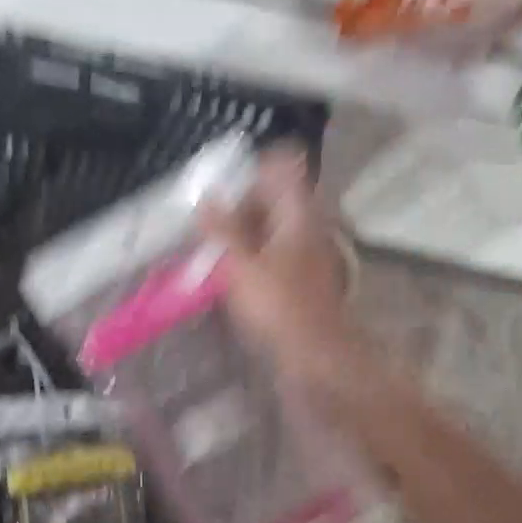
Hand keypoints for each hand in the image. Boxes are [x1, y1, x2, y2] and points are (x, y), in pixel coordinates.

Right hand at [201, 150, 365, 381]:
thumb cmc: (279, 306)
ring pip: (269, 227)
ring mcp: (305, 252)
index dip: (250, 171)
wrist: (314, 354)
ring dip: (240, 232)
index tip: (219, 187)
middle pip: (273, 198)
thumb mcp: (242, 264)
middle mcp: (306, 225)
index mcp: (298, 213)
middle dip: (238, 204)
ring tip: (210, 247)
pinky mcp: (298, 277)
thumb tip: (206, 196)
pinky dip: (248, 254)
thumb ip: (223, 228)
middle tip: (206, 222)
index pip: (280, 168)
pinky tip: (227, 271)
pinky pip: (269, 252)